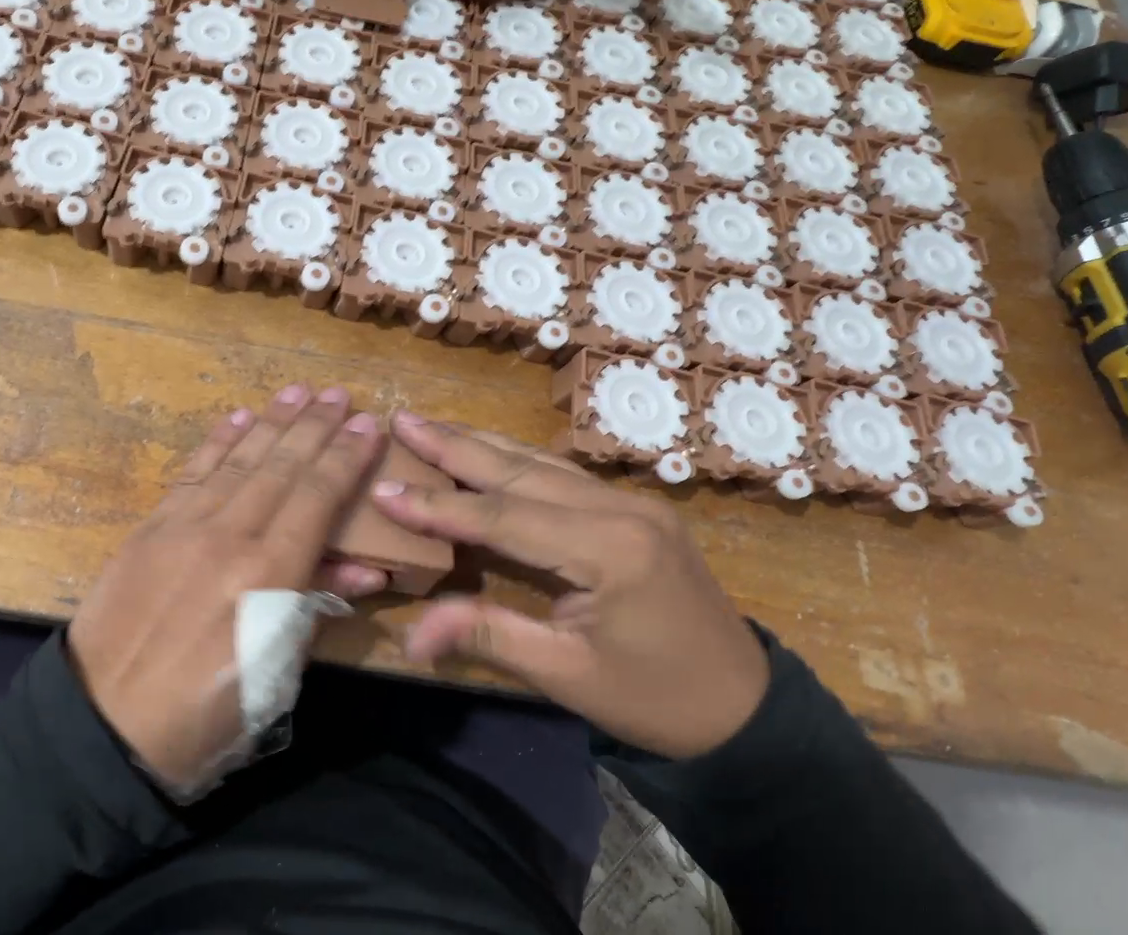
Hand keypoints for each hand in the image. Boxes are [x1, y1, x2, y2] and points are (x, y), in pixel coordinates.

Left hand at [68, 384, 386, 794]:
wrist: (103, 726)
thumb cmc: (204, 717)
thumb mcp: (275, 676)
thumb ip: (313, 608)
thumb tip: (359, 567)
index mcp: (266, 576)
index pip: (317, 497)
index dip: (346, 458)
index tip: (370, 424)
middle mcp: (227, 536)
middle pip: (280, 468)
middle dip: (314, 427)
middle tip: (340, 394)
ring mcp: (181, 527)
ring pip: (236, 461)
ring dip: (270, 423)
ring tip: (297, 391)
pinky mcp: (148, 529)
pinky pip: (191, 474)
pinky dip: (217, 443)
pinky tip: (237, 419)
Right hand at [374, 414, 767, 759]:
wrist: (744, 708)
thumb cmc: (655, 699)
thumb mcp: (567, 676)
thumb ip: (488, 636)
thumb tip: (409, 635)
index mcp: (610, 549)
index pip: (503, 516)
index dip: (438, 505)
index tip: (383, 488)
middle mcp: (621, 509)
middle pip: (520, 470)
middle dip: (453, 446)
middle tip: (399, 419)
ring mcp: (633, 504)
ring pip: (541, 463)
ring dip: (480, 444)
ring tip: (428, 424)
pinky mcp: (636, 511)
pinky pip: (561, 476)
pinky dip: (513, 461)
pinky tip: (483, 450)